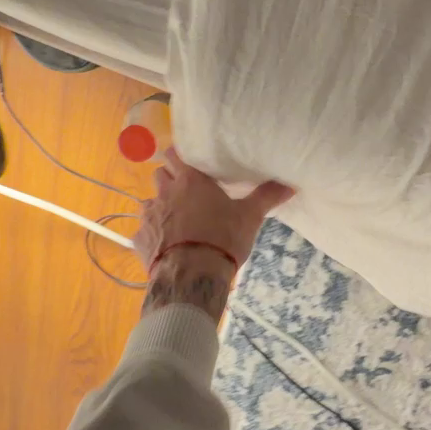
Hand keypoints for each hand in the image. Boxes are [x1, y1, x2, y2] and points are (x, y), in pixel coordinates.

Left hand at [133, 149, 293, 272]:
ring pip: (149, 202)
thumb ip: (267, 197)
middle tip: (187, 194)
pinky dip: (153, 235)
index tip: (190, 166)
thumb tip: (291, 184)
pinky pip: (144, 230)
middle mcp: (164, 192)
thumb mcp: (250, 217)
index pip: (174, 154)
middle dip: (170, 181)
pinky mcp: (139, 239)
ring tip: (177, 222)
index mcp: (190, 180)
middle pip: (159, 175)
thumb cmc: (222, 238)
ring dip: (160, 207)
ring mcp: (148, 216)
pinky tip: (166, 246)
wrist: (192, 275)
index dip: (179, 158)